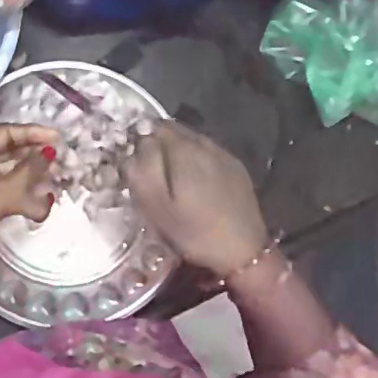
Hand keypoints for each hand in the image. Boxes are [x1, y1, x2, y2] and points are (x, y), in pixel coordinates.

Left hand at [0, 124, 58, 256]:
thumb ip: (28, 173)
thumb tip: (51, 153)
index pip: (8, 133)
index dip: (35, 134)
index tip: (59, 139)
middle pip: (11, 150)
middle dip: (36, 157)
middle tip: (61, 160)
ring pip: (12, 172)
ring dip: (33, 178)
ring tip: (56, 182)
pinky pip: (9, 190)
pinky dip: (25, 195)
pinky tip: (42, 204)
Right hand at [126, 121, 269, 275]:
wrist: (244, 250)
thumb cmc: (194, 232)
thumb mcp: (157, 208)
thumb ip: (141, 172)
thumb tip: (133, 148)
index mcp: (183, 150)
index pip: (154, 127)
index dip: (140, 137)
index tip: (133, 156)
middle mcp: (205, 144)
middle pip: (175, 130)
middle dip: (158, 141)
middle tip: (150, 167)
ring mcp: (223, 154)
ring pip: (193, 140)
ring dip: (178, 149)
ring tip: (170, 174)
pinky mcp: (236, 167)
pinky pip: (209, 152)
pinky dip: (197, 158)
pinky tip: (195, 179)